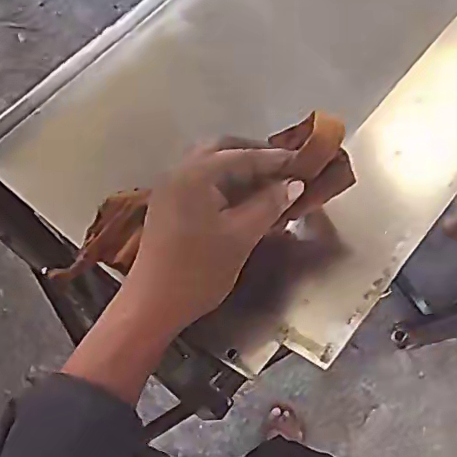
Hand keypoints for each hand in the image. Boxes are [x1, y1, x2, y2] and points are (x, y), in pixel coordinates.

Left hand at [123, 140, 305, 331]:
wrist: (153, 305)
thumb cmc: (198, 272)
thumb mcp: (241, 237)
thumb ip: (269, 205)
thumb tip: (293, 184)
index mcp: (194, 174)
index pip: (242, 155)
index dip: (275, 159)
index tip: (303, 163)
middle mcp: (178, 173)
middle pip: (222, 151)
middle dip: (254, 158)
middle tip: (285, 171)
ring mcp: (170, 191)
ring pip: (210, 168)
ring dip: (240, 173)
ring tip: (270, 188)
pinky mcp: (168, 209)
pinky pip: (201, 186)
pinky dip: (225, 188)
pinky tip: (246, 204)